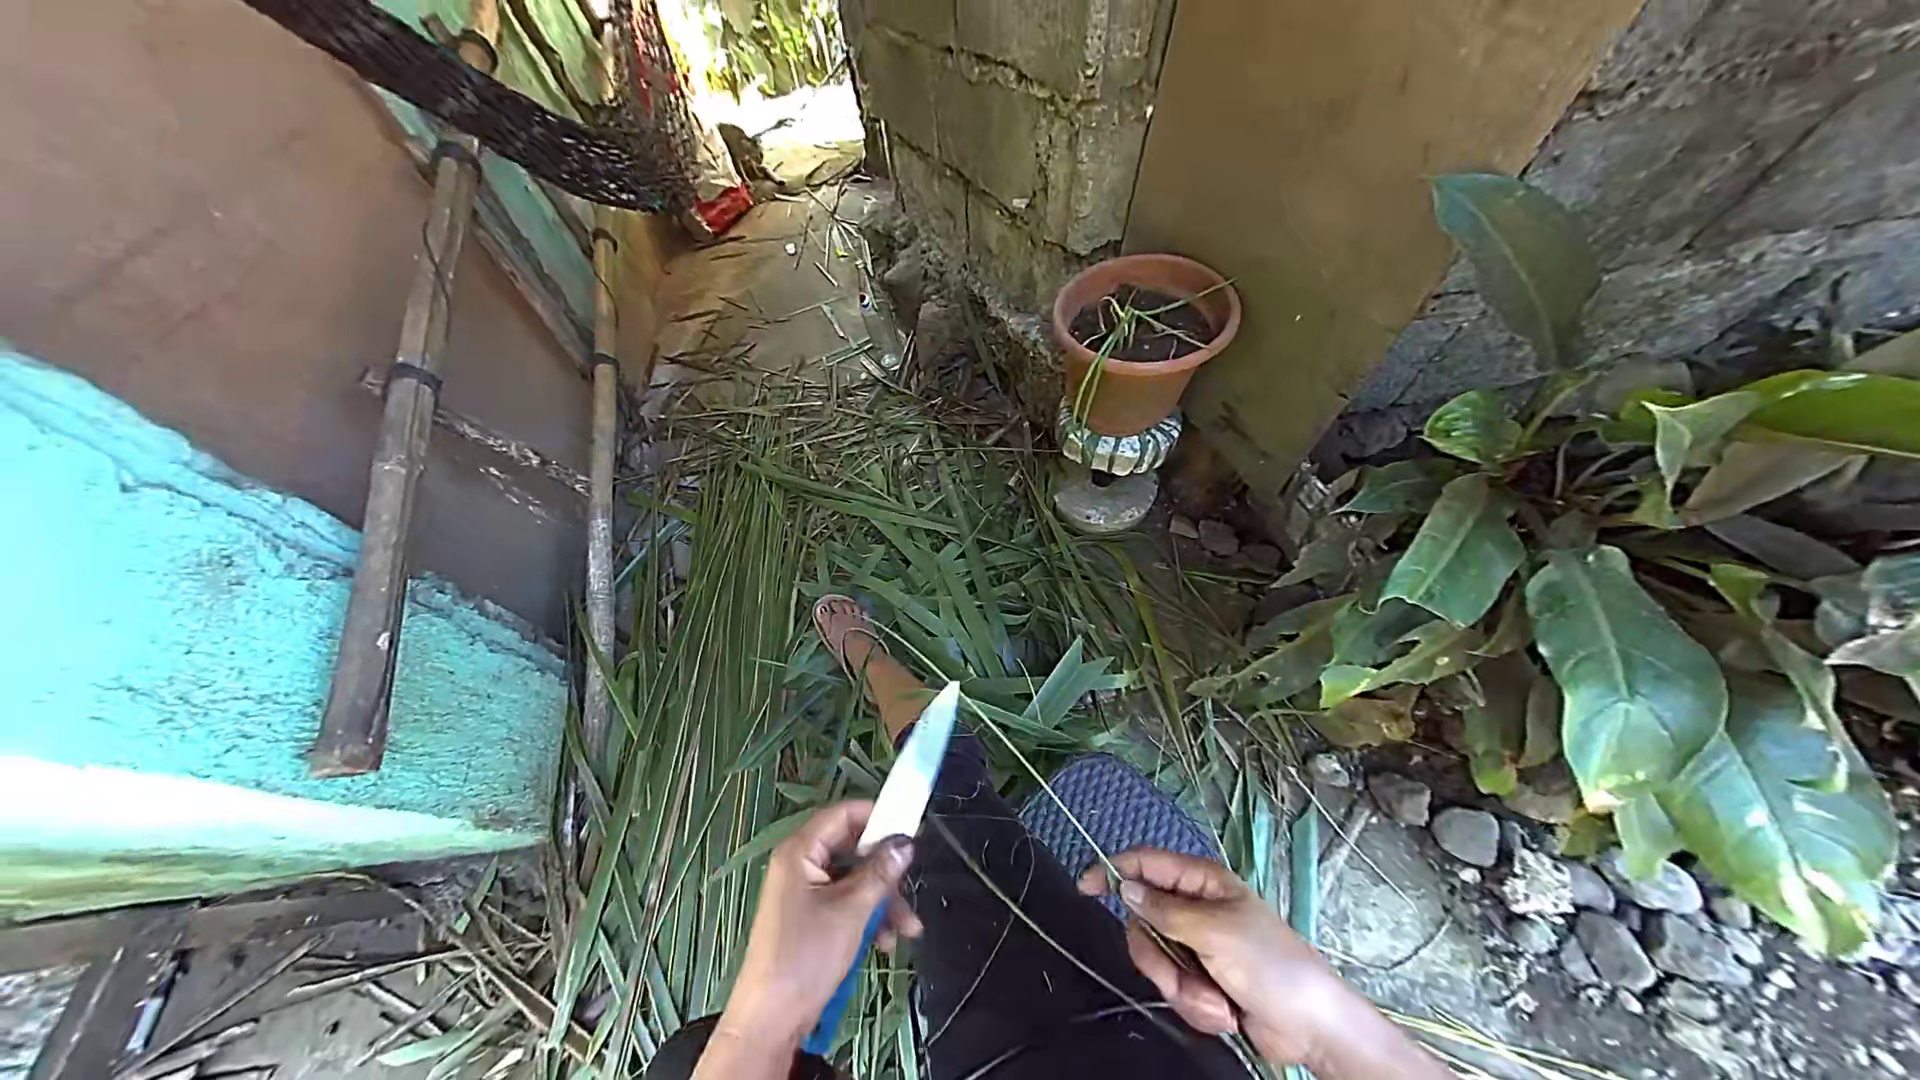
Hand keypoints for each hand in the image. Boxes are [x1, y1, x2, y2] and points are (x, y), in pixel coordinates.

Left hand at [716, 801, 922, 1046]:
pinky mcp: (810, 917)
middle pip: (853, 849)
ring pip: (854, 879)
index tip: (909, 825)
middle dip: (886, 870)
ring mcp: (805, 892)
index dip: (877, 816)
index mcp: (800, 851)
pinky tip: (887, 941)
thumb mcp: (852, 910)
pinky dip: (868, 917)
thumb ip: (880, 872)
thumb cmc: (806, 957)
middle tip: (910, 884)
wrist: (770, 1022)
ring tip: (906, 927)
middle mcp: (800, 864)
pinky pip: (846, 902)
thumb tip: (905, 843)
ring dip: (883, 901)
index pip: (843, 814)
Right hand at [1078, 849, 1363, 1067]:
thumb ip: (1165, 910)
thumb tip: (1125, 887)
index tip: (1085, 887)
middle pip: (1142, 922)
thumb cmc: (1270, 965)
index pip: (1145, 864)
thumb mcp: (1216, 932)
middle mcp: (1193, 908)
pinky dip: (1196, 1006)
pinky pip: (1173, 989)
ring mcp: (1196, 945)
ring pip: (1156, 961)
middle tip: (1181, 977)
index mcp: (1200, 882)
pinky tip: (1226, 1013)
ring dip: (1182, 989)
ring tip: (1218, 1003)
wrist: (1313, 1028)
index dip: (1112, 870)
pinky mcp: (1200, 979)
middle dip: (1160, 960)